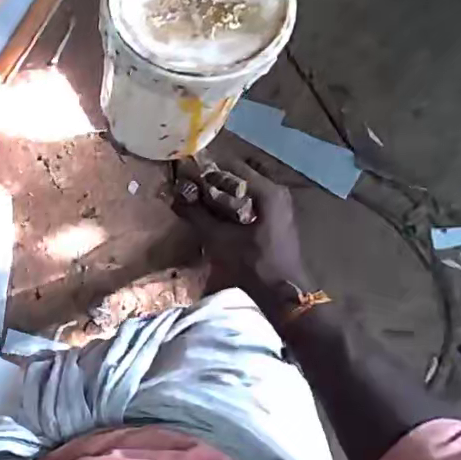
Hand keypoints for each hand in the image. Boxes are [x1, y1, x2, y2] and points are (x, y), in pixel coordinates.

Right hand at [174, 158, 312, 309]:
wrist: (284, 294)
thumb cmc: (255, 265)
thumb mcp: (221, 239)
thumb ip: (197, 214)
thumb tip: (176, 195)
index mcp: (268, 191)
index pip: (233, 165)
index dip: (208, 166)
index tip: (187, 170)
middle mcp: (277, 190)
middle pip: (240, 173)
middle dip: (215, 176)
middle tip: (191, 183)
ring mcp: (279, 203)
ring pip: (246, 185)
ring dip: (224, 188)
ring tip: (200, 195)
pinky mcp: (277, 215)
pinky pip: (252, 197)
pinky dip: (234, 199)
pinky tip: (217, 209)